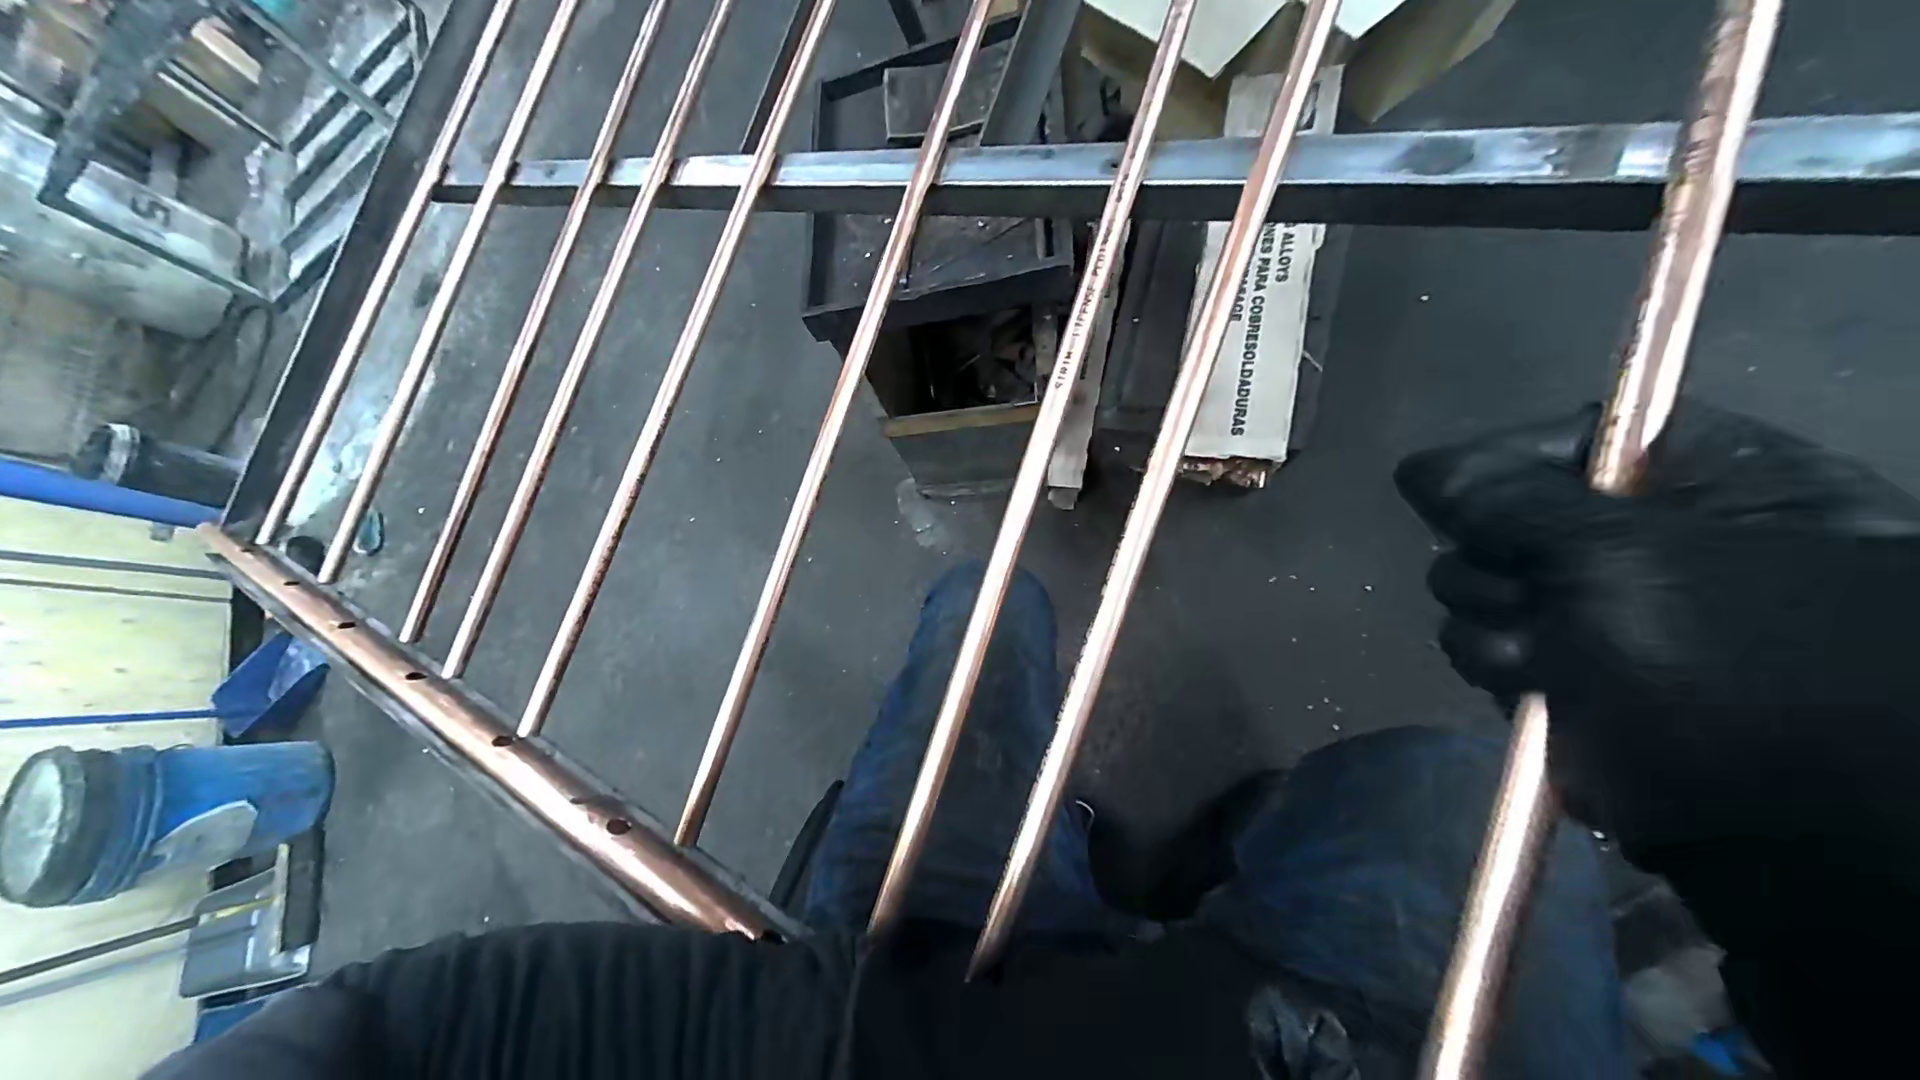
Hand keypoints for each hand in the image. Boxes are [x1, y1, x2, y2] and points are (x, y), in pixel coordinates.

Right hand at [1393, 402, 1919, 865]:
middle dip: (1493, 560)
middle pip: (1506, 516)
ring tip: (1532, 655)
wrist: (1791, 836)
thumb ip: (1510, 503)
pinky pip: (1485, 638)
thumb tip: (1419, 468)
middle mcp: (1645, 541)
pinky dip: (1493, 660)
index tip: (1465, 495)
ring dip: (1487, 619)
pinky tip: (1528, 683)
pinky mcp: (1564, 666)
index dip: (1511, 458)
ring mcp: (1598, 609)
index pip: (1581, 435)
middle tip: (1527, 594)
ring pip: (1481, 583)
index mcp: (1706, 488)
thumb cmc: (1738, 668)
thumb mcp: (1621, 561)